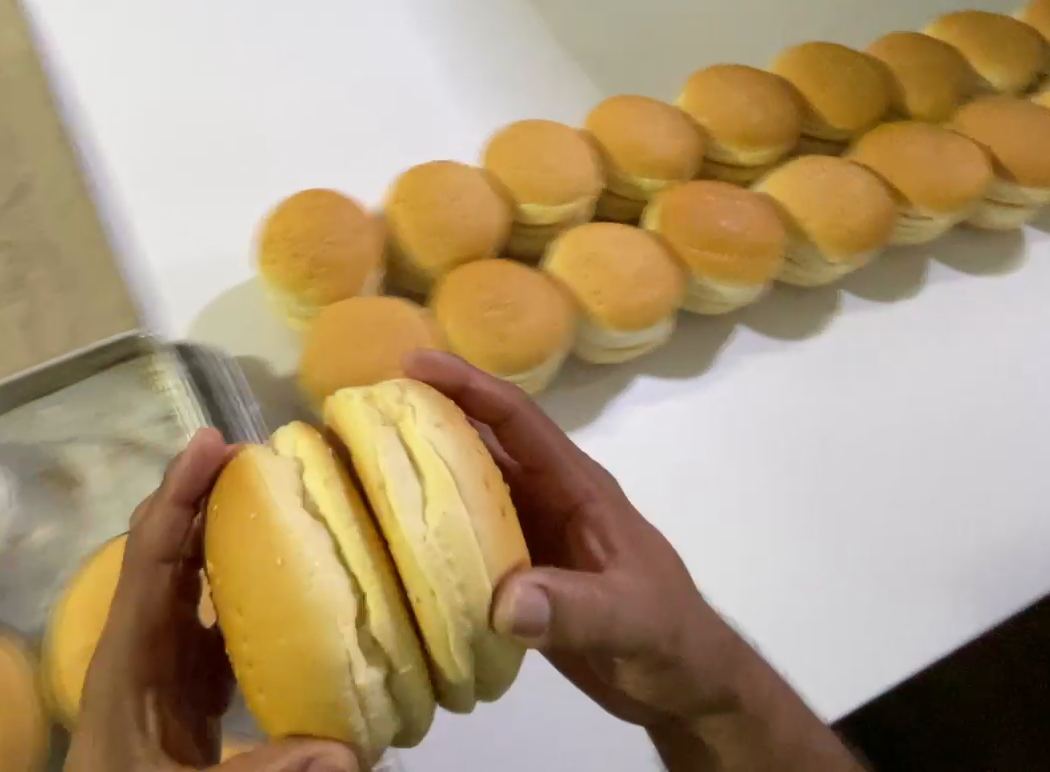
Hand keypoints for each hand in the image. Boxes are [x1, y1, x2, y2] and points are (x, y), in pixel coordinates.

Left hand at [68, 428, 361, 771]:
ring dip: (221, 530)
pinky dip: (241, 585)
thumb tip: (349, 753)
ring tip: (269, 494)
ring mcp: (165, 659)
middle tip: (252, 454)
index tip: (211, 441)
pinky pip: (213, 616)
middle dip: (200, 492)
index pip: (151, 551)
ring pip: (190, 574)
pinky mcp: (187, 684)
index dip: (179, 491)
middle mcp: (145, 638)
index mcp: (129, 649)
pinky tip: (280, 578)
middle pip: (168, 546)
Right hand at [405, 352, 862, 771]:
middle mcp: (544, 494)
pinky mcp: (516, 565)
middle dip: (429, 414)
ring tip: (363, 458)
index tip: (413, 364)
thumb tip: (503, 601)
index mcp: (574, 484)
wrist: (685, 684)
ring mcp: (528, 528)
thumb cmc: (670, 637)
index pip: (516, 417)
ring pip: (467, 482)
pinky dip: (430, 523)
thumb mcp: (631, 620)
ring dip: (422, 466)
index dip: (468, 384)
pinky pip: (464, 530)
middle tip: (365, 409)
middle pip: (480, 439)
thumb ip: (574, 609)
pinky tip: (392, 532)